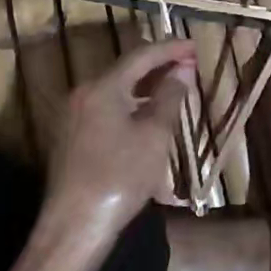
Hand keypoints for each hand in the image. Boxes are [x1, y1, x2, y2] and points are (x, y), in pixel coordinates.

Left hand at [48, 38, 197, 235]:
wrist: (77, 224)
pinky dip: (134, 103)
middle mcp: (83, 95)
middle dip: (159, 64)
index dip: (170, 49)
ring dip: (148, 85)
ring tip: (177, 85)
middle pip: (126, 70)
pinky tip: (152, 113)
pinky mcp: (75, 137)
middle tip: (190, 62)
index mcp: (102, 89)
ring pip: (118, 90)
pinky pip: (109, 107)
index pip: (141, 57)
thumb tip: (182, 70)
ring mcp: (75, 117)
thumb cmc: (121, 174)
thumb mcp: (155, 133)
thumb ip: (170, 96)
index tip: (196, 45)